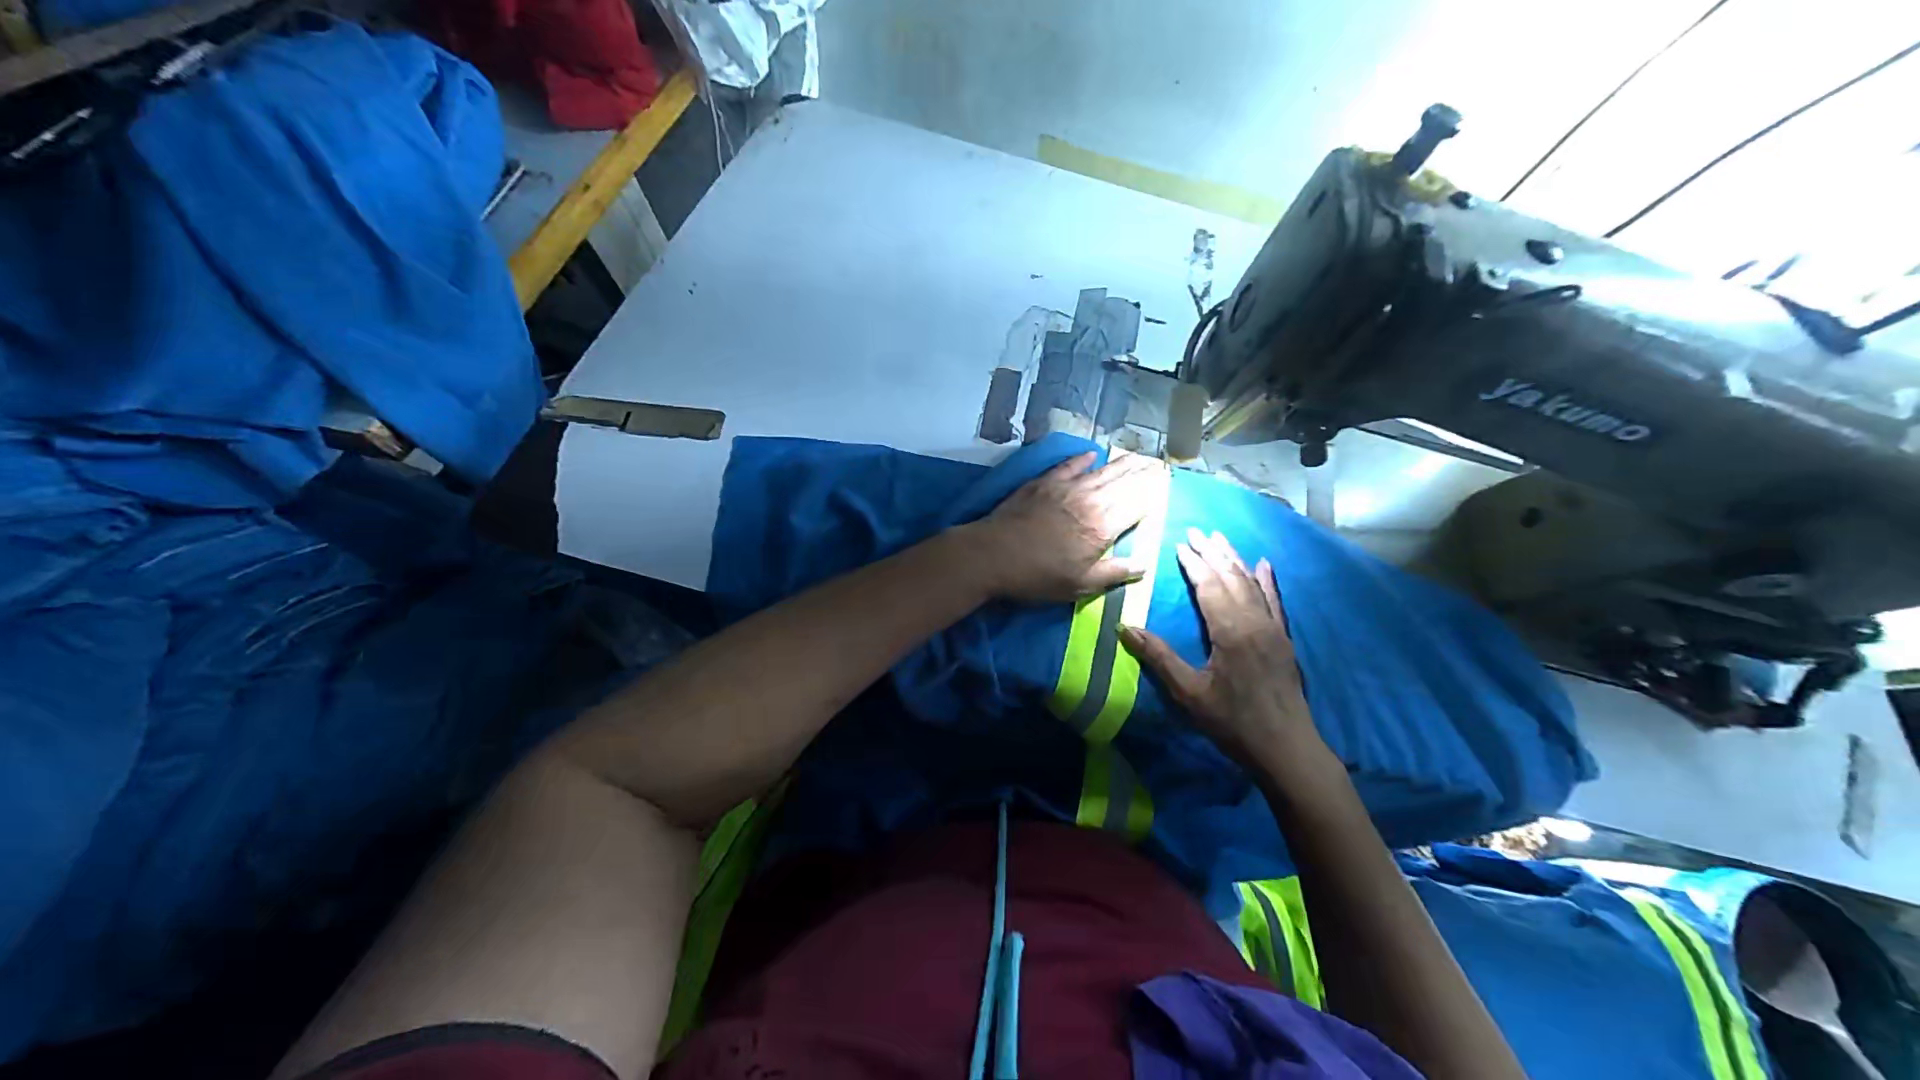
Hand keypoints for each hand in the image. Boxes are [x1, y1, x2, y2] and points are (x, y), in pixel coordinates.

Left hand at [961, 450, 1157, 603]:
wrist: (992, 554)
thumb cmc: (1038, 576)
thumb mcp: (1080, 585)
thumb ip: (1114, 573)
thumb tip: (1144, 564)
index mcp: (1103, 527)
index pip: (1137, 505)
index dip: (1153, 493)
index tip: (1166, 483)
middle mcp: (1090, 501)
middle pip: (1123, 483)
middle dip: (1142, 473)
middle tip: (1158, 464)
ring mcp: (1065, 488)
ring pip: (1100, 471)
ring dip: (1120, 463)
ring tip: (1137, 456)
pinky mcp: (1043, 483)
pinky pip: (1069, 466)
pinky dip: (1083, 459)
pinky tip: (1092, 454)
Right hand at [1119, 528, 1321, 766]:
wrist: (1286, 748)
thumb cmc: (1232, 723)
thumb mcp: (1189, 694)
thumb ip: (1159, 658)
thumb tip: (1125, 628)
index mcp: (1231, 632)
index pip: (1209, 587)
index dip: (1194, 564)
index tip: (1180, 543)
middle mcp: (1255, 623)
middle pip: (1232, 578)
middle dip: (1213, 553)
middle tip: (1197, 530)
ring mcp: (1273, 630)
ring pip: (1253, 585)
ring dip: (1236, 560)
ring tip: (1221, 538)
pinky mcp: (1284, 640)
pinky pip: (1275, 601)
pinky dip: (1268, 581)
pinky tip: (1264, 565)